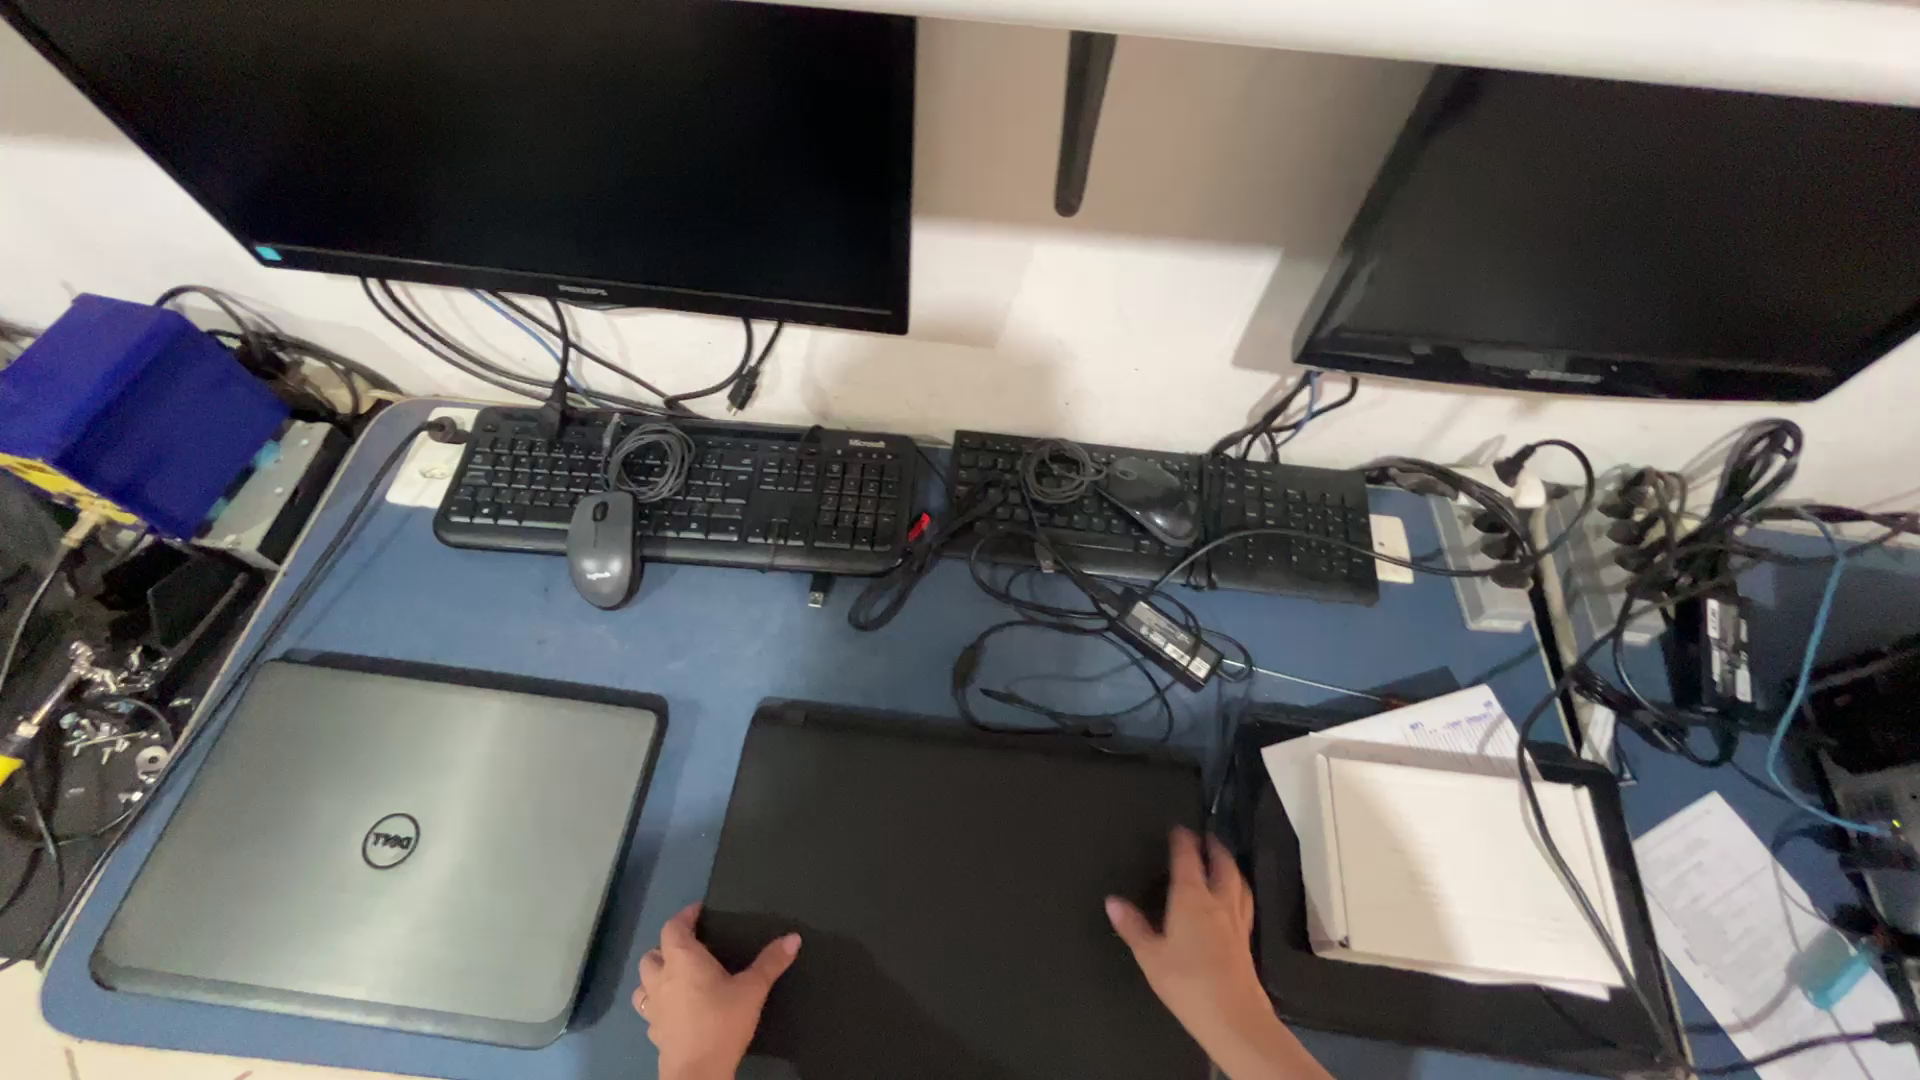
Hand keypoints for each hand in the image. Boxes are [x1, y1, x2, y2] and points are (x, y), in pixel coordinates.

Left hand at [634, 903, 800, 1079]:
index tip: (699, 911)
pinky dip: (659, 1004)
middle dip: (666, 946)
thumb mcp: (753, 989)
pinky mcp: (654, 1033)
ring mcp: (654, 1009)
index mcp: (683, 960)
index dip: (684, 916)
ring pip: (643, 983)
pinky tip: (675, 1009)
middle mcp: (662, 979)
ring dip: (655, 975)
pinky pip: (650, 1011)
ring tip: (675, 976)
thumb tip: (793, 937)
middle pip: (652, 954)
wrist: (697, 1075)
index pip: (673, 927)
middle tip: (689, 946)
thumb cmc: (722, 1022)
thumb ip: (771, 962)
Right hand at [1106, 829, 1331, 1079]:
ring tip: (1226, 861)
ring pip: (1238, 883)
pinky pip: (1245, 904)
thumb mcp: (1150, 955)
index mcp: (1191, 898)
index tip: (1179, 829)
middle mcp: (1218, 902)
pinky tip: (1236, 900)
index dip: (1183, 841)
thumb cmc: (1187, 982)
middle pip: (1221, 865)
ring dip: (1231, 867)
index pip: (1188, 859)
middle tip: (1208, 837)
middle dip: (1214, 848)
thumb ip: (1132, 926)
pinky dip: (1239, 891)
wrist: (1234, 1018)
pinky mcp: (1247, 941)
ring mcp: (1237, 921)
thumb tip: (1113, 902)